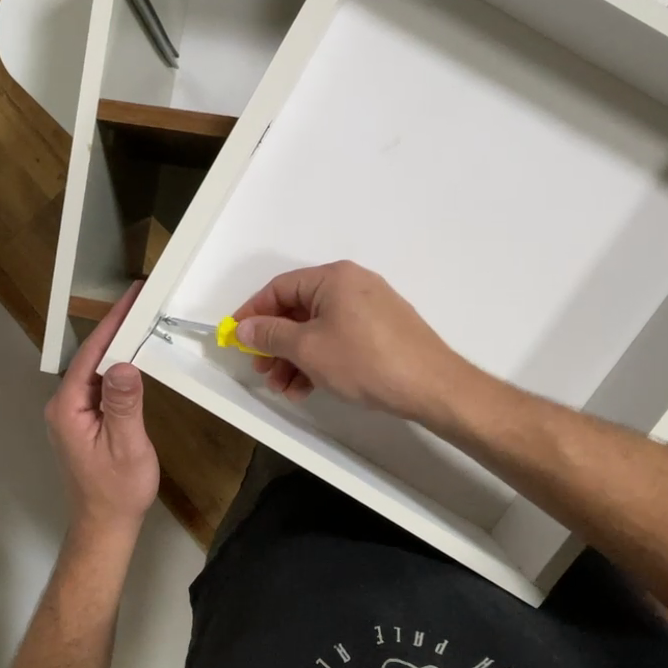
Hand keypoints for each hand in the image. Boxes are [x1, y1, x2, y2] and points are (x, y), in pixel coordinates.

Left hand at [45, 283, 158, 535]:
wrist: (105, 526)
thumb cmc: (117, 491)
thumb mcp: (126, 446)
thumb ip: (123, 404)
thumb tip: (122, 364)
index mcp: (68, 407)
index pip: (91, 353)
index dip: (112, 322)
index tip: (132, 296)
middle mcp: (63, 406)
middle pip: (90, 357)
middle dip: (114, 328)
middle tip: (141, 300)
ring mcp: (71, 414)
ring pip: (93, 371)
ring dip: (115, 347)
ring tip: (140, 320)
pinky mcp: (82, 422)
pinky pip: (97, 386)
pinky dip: (115, 369)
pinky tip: (131, 359)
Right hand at [232, 261, 465, 420]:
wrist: (431, 386)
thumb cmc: (364, 361)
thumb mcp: (308, 349)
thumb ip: (271, 336)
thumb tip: (245, 329)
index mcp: (333, 278)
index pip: (280, 288)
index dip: (253, 313)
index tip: (236, 338)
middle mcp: (352, 286)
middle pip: (298, 310)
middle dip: (275, 344)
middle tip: (261, 370)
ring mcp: (369, 309)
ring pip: (317, 330)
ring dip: (294, 359)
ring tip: (283, 389)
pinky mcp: (381, 333)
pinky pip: (338, 340)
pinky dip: (319, 361)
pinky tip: (307, 389)